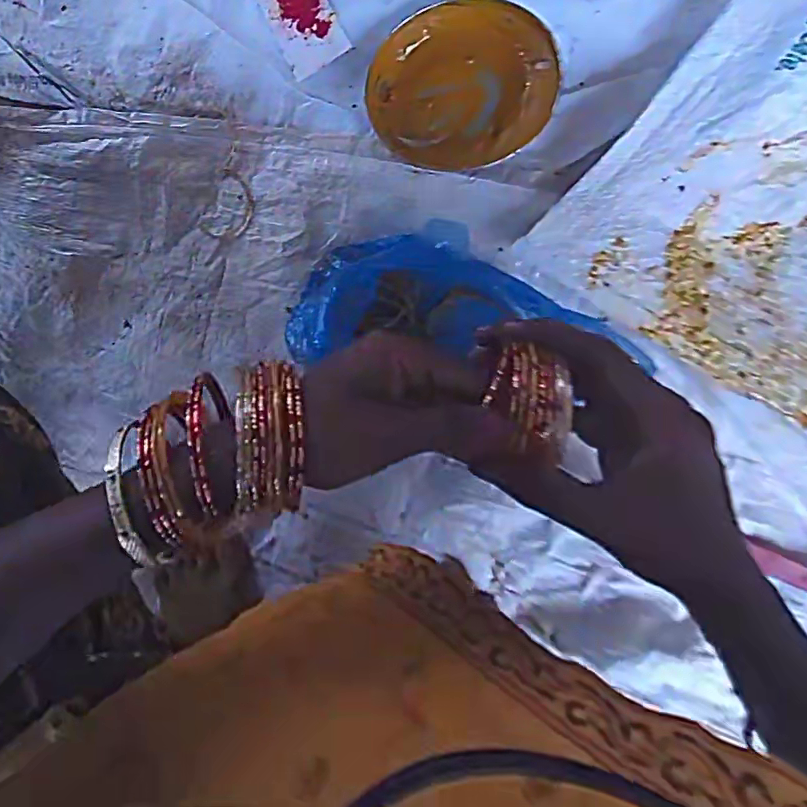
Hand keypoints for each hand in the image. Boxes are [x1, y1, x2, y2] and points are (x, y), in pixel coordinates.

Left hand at [302, 333, 516, 488]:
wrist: (271, 441)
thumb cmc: (330, 435)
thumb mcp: (391, 434)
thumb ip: (449, 428)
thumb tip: (509, 428)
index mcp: (403, 352)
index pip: (468, 373)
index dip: (500, 403)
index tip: (534, 433)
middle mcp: (398, 353)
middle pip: (457, 381)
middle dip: (486, 413)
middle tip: (523, 449)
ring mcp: (387, 372)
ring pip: (441, 394)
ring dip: (465, 421)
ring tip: (502, 454)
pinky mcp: (378, 392)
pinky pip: (421, 403)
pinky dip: (441, 424)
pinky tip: (463, 448)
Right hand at [473, 320, 755, 597]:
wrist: (723, 583)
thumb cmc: (666, 546)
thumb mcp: (594, 517)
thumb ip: (537, 485)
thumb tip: (479, 459)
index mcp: (655, 414)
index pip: (597, 354)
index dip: (547, 335)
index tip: (502, 333)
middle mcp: (664, 406)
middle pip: (600, 360)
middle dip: (547, 348)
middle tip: (499, 348)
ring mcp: (666, 421)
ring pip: (606, 382)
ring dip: (561, 374)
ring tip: (514, 374)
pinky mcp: (661, 438)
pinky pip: (613, 405)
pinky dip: (577, 402)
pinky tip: (547, 414)